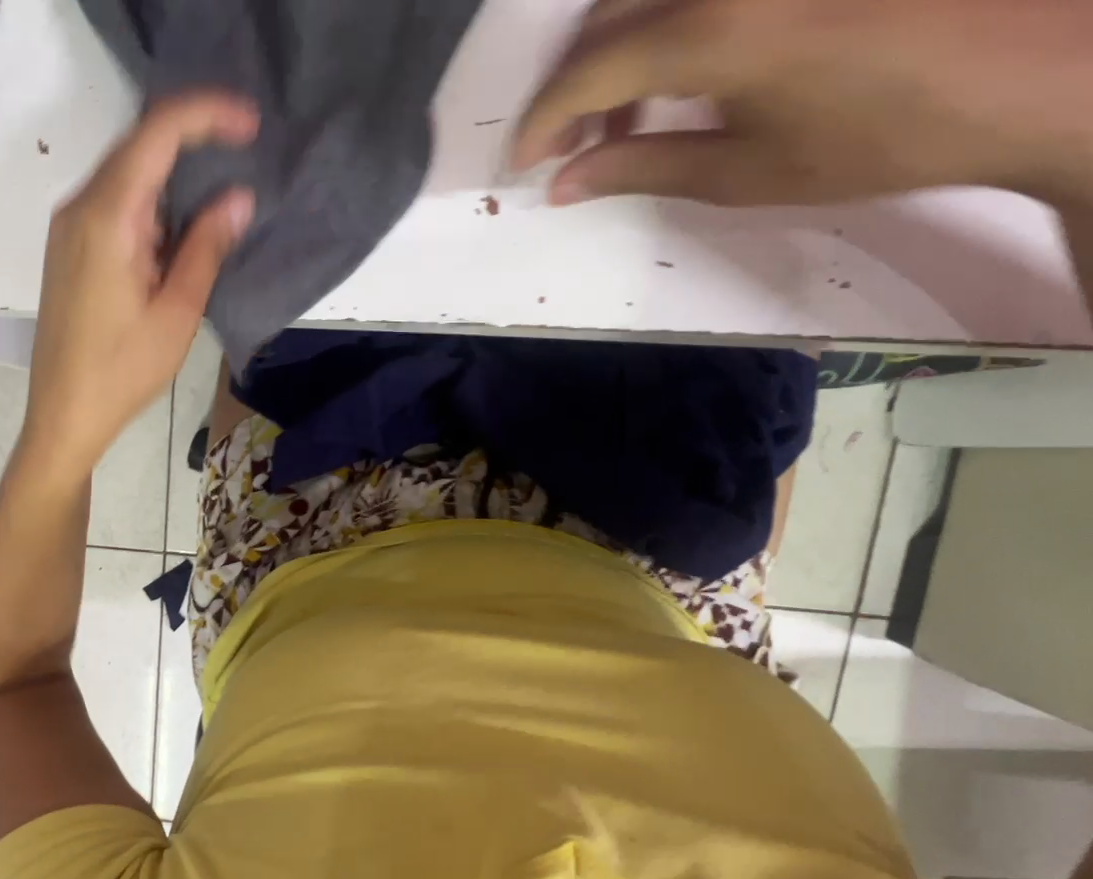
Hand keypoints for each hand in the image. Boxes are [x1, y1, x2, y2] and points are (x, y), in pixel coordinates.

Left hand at [22, 93, 256, 470]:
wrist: (63, 416)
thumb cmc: (121, 372)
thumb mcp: (177, 312)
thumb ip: (206, 246)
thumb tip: (238, 197)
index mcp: (107, 218)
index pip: (156, 132)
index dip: (208, 114)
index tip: (251, 125)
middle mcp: (78, 209)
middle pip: (137, 144)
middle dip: (192, 138)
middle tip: (244, 147)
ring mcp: (67, 228)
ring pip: (124, 172)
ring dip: (171, 172)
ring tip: (219, 187)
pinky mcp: (67, 248)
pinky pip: (112, 201)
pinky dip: (149, 199)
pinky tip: (179, 223)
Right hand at [511, 0, 1092, 209]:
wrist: (1036, 70)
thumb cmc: (886, 137)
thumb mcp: (746, 172)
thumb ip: (639, 169)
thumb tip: (561, 184)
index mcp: (715, 31)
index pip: (587, 70)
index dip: (540, 119)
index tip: (521, 161)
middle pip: (606, 14)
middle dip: (573, 84)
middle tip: (570, 145)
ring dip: (616, 52)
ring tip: (625, 117)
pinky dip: (667, 24)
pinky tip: (681, 69)